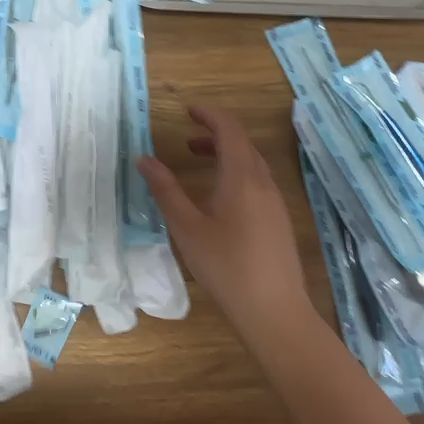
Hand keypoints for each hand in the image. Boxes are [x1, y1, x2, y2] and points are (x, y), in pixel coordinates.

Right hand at [138, 106, 317, 349]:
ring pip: (251, 162)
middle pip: (243, 143)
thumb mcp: (186, 228)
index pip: (229, 129)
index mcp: (241, 177)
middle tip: (187, 134)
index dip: (209, 114)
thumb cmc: (226, 267)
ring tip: (198, 160)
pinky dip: (236, 172)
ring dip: (226, 153)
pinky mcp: (279, 221)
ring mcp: (275, 202)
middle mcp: (263, 182)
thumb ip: (165, 190)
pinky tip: (220, 195)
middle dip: (216, 132)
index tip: (187, 110)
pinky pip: (257, 180)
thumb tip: (144, 159)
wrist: (275, 312)